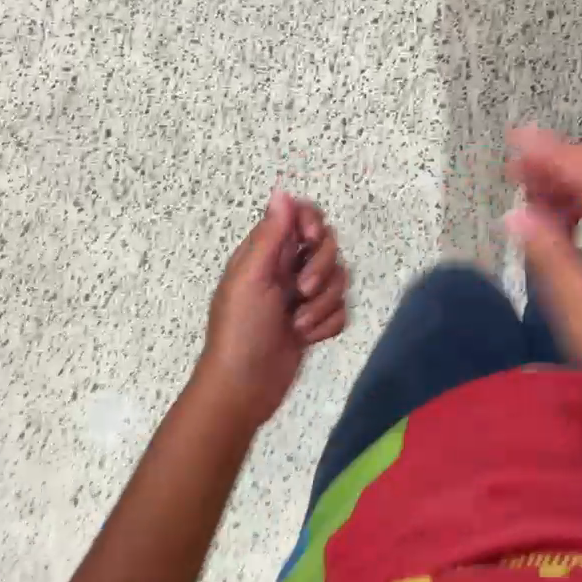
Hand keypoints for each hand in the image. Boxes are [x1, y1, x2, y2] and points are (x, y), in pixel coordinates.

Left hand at [196, 191, 348, 426]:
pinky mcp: (316, 322)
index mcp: (266, 253)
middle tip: (302, 291)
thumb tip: (282, 191)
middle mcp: (286, 269)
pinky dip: (327, 325)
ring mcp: (303, 297)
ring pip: (338, 279)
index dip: (313, 223)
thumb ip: (269, 234)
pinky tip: (306, 338)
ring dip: (323, 304)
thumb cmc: (240, 330)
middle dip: (322, 269)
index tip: (311, 240)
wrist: (243, 390)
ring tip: (299, 325)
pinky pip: (341, 309)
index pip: (301, 217)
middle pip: (327, 246)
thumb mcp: (250, 278)